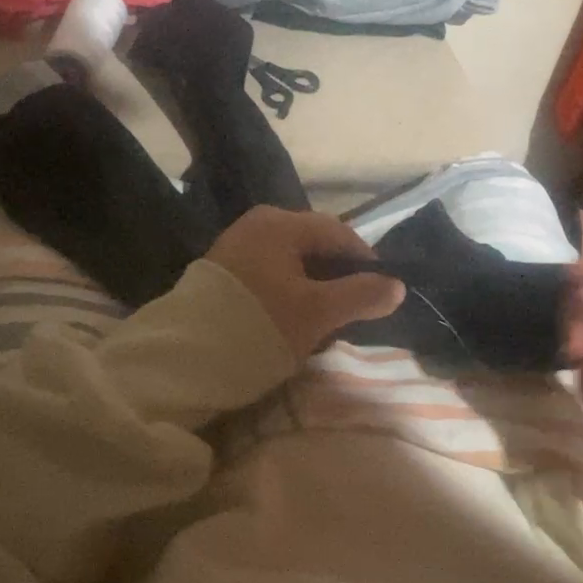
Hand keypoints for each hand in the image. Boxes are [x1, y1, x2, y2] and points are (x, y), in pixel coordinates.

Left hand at [206, 206, 404, 357]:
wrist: (184, 360)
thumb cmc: (260, 325)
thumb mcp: (318, 313)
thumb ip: (361, 295)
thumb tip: (397, 286)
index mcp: (280, 223)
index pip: (338, 233)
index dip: (365, 263)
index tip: (380, 295)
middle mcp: (256, 224)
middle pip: (313, 247)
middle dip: (336, 280)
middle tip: (350, 315)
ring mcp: (234, 247)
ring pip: (290, 265)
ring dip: (311, 292)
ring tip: (321, 326)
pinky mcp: (220, 273)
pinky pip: (267, 276)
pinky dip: (285, 296)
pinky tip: (288, 325)